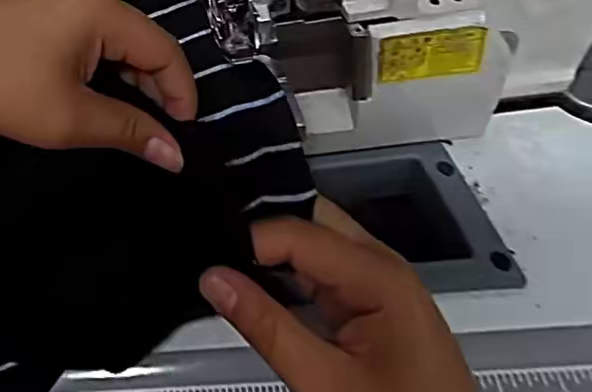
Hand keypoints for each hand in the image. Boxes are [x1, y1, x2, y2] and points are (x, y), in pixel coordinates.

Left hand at [0, 0, 196, 171]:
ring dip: (129, 75)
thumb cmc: (5, 90)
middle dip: (156, 84)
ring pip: (116, 36)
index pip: (164, 48)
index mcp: (101, 10)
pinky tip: (95, 90)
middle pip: (142, 38)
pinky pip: (91, 32)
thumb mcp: (72, 117)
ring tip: (128, 116)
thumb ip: (130, 131)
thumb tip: (175, 155)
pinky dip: (103, 62)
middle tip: (157, 131)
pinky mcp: (43, 8)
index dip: (181, 91)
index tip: (183, 135)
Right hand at [200, 212, 475, 391]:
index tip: (211, 258)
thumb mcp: (328, 385)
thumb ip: (267, 327)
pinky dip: (287, 271)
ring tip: (227, 259)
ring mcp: (377, 281)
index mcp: (380, 275)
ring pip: (311, 238)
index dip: (249, 239)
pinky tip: (258, 283)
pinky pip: (319, 267)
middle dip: (260, 226)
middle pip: (308, 216)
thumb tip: (212, 278)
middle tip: (214, 241)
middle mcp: (381, 265)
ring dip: (271, 250)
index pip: (297, 231)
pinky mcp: (369, 302)